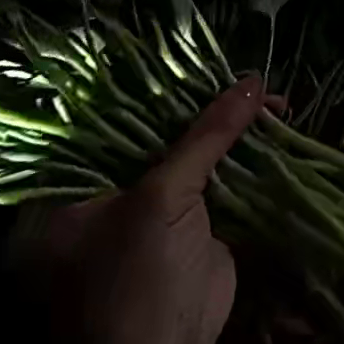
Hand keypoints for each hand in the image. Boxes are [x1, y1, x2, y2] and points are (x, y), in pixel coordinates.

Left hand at [21, 76, 283, 343]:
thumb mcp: (163, 199)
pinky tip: (274, 130)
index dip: (162, 91)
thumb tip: (254, 79)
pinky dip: (245, 155)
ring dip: (235, 128)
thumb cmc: (135, 282)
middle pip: (162, 134)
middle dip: (210, 106)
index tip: (205, 61)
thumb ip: (207, 135)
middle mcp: (106, 196)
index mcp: (70, 194)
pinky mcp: (189, 223)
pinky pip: (217, 177)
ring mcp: (150, 211)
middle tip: (252, 83)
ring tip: (272, 100)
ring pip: (195, 154)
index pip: (114, 122)